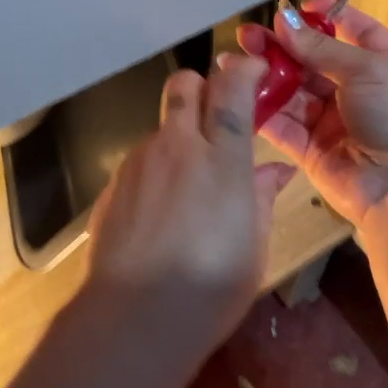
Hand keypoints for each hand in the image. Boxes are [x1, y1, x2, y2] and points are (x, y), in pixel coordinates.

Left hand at [82, 53, 296, 362]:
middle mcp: (178, 147)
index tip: (255, 72)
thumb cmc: (210, 287)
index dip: (245, 71)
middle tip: (216, 117)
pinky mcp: (113, 183)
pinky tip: (160, 214)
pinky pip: (140, 161)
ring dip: (179, 139)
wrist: (135, 315)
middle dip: (202, 88)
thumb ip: (260, 197)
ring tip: (188, 188)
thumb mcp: (254, 247)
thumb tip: (274, 170)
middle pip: (185, 85)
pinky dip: (155, 171)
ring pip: (161, 126)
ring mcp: (139, 162)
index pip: (232, 90)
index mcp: (222, 159)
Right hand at [239, 0, 387, 226]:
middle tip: (247, 34)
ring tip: (233, 59)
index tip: (298, 6)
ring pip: (293, 92)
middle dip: (282, 46)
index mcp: (386, 68)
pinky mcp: (312, 152)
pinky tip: (238, 91)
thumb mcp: (369, 71)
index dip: (331, 17)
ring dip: (265, 75)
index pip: (358, 33)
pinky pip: (283, 124)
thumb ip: (321, 47)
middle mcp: (359, 93)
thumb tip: (284, 18)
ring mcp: (334, 123)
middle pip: (314, 62)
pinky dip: (261, 109)